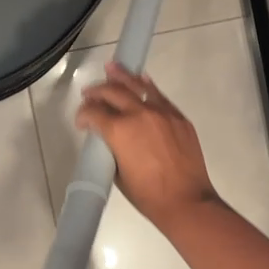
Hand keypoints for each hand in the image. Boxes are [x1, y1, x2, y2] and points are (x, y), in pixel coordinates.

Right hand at [75, 62, 219, 228]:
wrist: (186, 201)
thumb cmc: (147, 195)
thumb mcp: (117, 173)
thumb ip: (110, 148)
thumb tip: (110, 137)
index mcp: (119, 131)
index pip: (93, 112)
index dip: (83, 115)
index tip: (81, 122)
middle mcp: (139, 114)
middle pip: (112, 92)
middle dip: (97, 92)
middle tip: (89, 93)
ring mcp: (162, 113)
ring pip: (137, 86)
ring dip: (121, 76)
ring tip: (111, 67)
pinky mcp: (178, 117)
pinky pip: (159, 96)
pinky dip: (146, 86)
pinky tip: (140, 80)